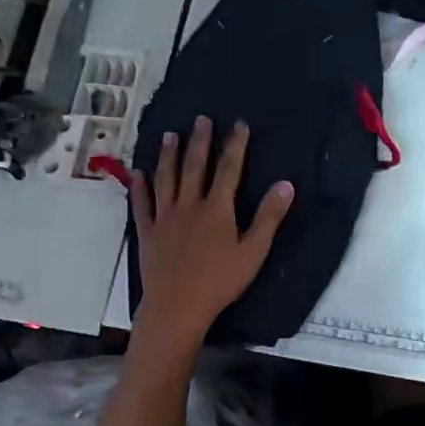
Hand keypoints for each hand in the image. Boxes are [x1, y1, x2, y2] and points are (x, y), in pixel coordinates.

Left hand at [133, 116, 293, 341]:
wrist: (178, 305)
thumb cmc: (221, 281)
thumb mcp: (254, 251)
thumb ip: (269, 217)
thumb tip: (286, 184)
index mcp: (217, 209)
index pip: (229, 170)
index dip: (235, 145)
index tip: (238, 124)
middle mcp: (189, 205)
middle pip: (194, 167)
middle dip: (199, 142)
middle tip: (200, 120)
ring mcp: (164, 217)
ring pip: (165, 179)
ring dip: (168, 155)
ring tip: (169, 135)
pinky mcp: (147, 232)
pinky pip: (142, 204)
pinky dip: (140, 187)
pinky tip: (138, 174)